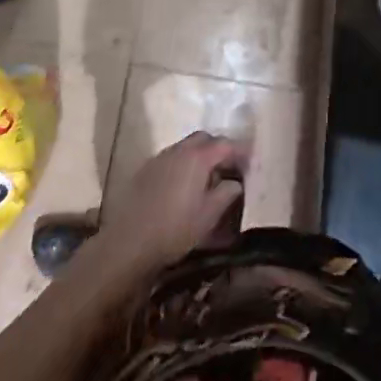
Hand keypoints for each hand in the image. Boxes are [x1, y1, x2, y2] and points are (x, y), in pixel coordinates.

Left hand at [92, 132, 245, 275]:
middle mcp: (178, 150)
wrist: (129, 242)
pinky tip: (184, 186)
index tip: (250, 164)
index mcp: (197, 158)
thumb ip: (227, 193)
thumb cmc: (175, 229)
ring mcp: (159, 158)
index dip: (240, 151)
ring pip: (185, 147)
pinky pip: (171, 158)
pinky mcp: (145, 170)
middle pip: (204, 138)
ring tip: (208, 178)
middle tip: (229, 168)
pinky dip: (183, 164)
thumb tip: (235, 182)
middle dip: (218, 148)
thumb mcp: (209, 215)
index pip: (225, 144)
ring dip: (199, 156)